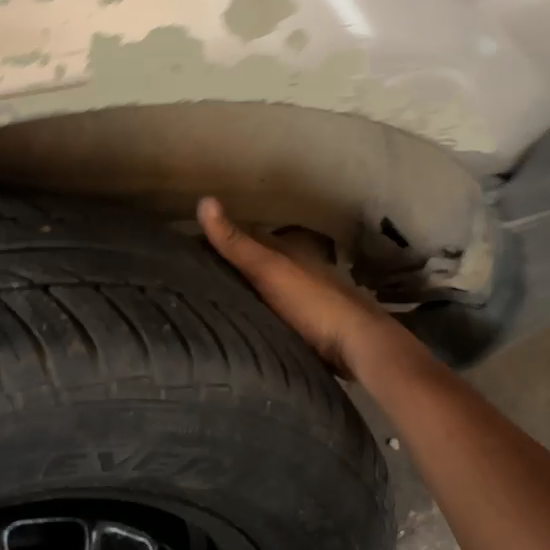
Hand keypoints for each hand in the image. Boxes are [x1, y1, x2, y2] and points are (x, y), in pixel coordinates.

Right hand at [196, 197, 410, 379]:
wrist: (363, 350)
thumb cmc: (314, 303)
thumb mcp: (269, 269)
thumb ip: (236, 242)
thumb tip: (203, 200)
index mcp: (287, 250)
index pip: (246, 235)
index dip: (218, 238)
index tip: (186, 247)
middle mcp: (297, 269)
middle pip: (256, 262)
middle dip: (230, 264)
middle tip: (192, 274)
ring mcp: (307, 299)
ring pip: (266, 288)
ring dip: (245, 290)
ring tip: (211, 300)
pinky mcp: (312, 327)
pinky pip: (275, 314)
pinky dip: (258, 313)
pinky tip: (245, 323)